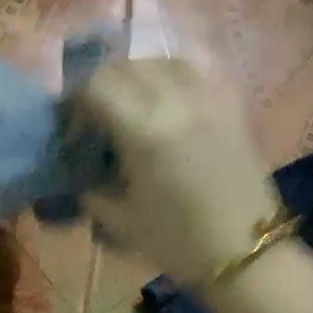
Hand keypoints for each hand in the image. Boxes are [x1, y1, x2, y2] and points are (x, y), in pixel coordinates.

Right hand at [77, 58, 283, 283]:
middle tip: (94, 118)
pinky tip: (165, 101)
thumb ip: (93, 188)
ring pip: (159, 60)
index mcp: (144, 131)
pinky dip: (170, 75)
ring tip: (129, 107)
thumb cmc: (176, 242)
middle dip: (101, 86)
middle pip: (125, 66)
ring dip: (135, 76)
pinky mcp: (231, 100)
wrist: (243, 252)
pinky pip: (194, 67)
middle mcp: (176, 99)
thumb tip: (81, 171)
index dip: (74, 101)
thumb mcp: (121, 220)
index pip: (96, 87)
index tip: (70, 127)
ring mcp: (208, 94)